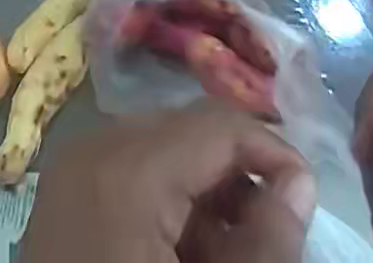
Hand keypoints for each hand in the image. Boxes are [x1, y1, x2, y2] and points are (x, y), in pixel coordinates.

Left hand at [21, 102, 315, 262]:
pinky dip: (169, 198)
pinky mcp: (65, 192)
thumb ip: (264, 244)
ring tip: (233, 250)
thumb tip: (299, 182)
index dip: (271, 149)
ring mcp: (73, 168)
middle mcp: (94, 148)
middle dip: (238, 172)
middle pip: (188, 129)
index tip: (306, 196)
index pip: (217, 123)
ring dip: (206, 187)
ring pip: (162, 146)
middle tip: (272, 231)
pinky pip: (132, 169)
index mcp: (126, 170)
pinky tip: (188, 250)